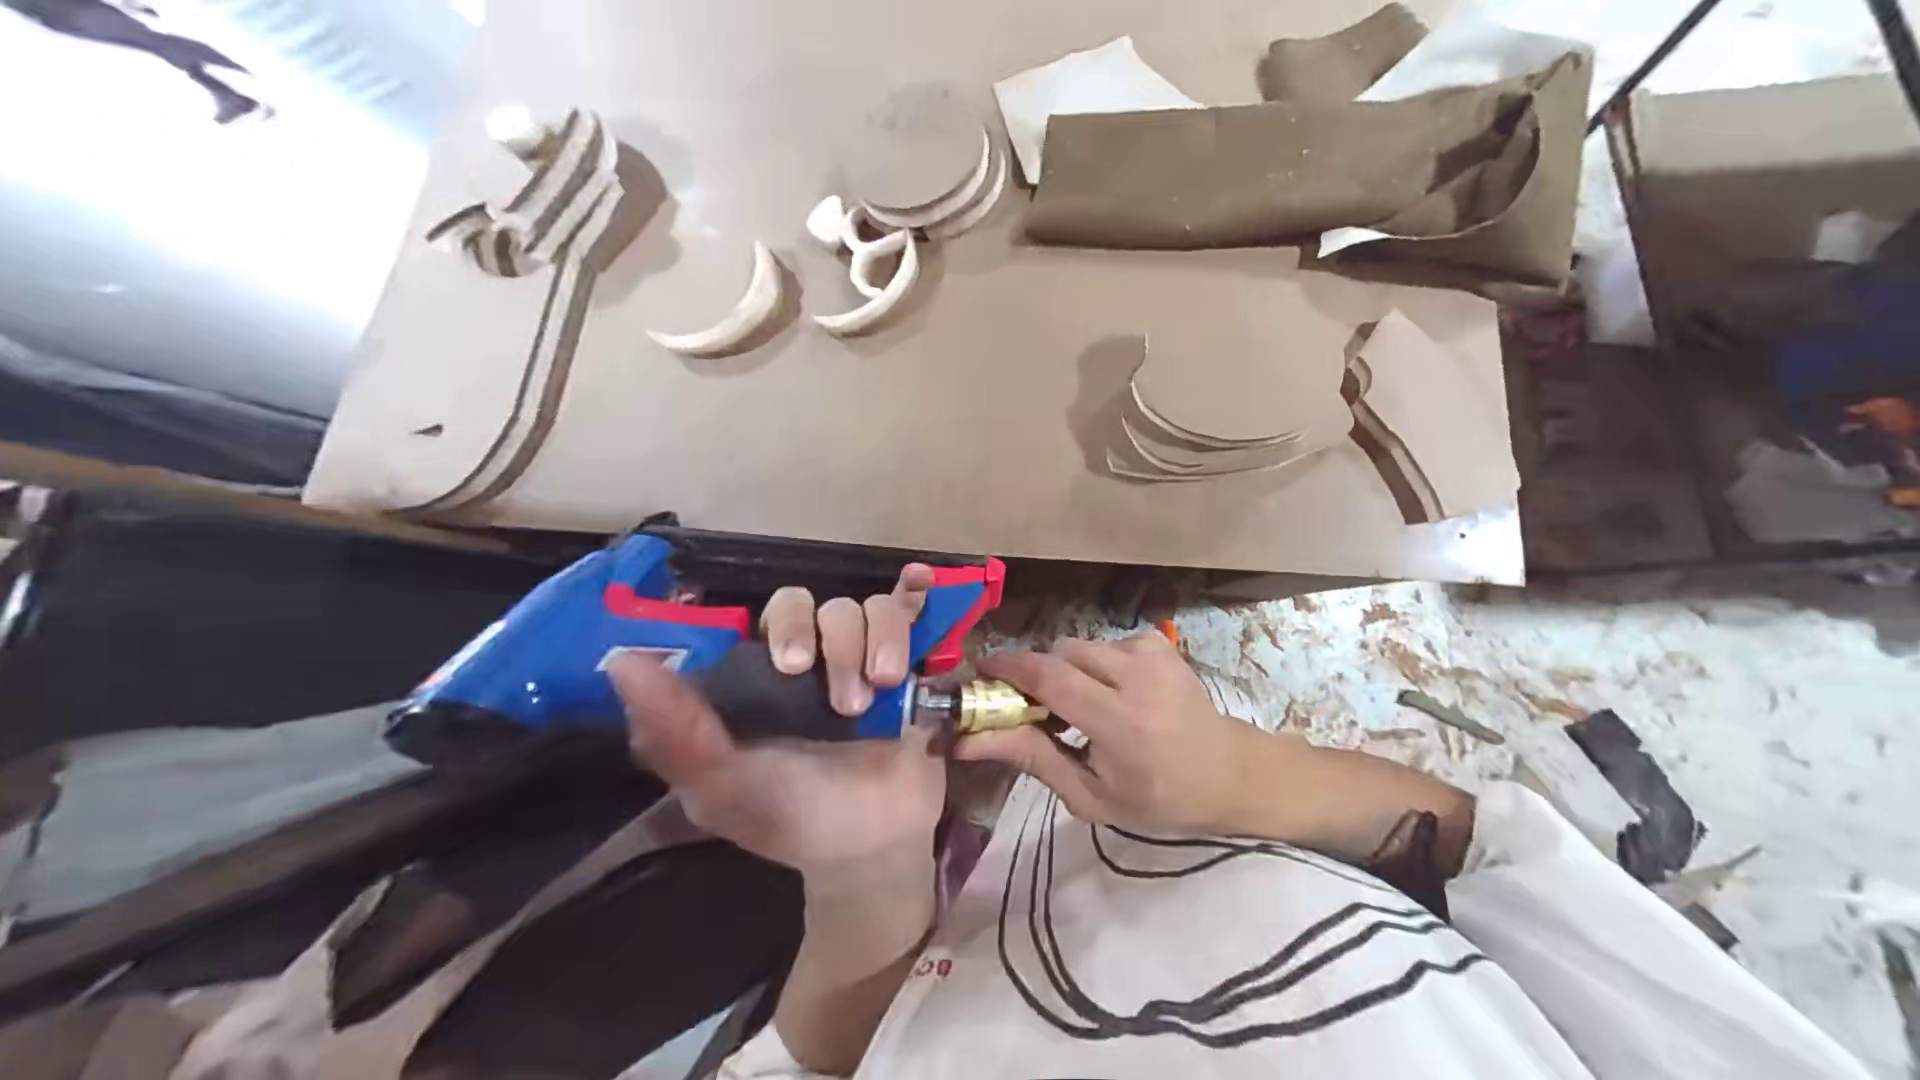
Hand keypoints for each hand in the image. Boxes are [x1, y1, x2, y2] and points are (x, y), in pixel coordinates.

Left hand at [607, 565, 944, 881]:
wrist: (868, 846)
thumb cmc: (787, 816)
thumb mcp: (721, 787)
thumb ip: (676, 734)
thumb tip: (622, 663)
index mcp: (764, 674)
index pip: (770, 617)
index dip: (785, 626)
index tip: (794, 665)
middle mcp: (815, 656)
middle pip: (822, 605)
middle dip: (836, 644)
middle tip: (843, 702)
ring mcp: (864, 656)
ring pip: (870, 609)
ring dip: (880, 642)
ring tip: (883, 693)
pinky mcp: (911, 663)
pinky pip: (912, 612)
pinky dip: (916, 591)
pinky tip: (920, 580)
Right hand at [960, 632, 1475, 874]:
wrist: (1228, 772)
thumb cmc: (1158, 797)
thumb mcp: (1090, 795)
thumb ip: (1031, 758)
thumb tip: (969, 740)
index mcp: (1121, 722)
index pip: (1049, 678)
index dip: (1006, 669)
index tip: (977, 673)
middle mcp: (1137, 676)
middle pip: (1058, 654)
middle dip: (1035, 675)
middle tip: (1029, 706)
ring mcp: (1151, 653)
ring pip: (1078, 646)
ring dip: (1065, 671)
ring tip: (1076, 706)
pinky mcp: (1158, 643)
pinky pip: (1103, 644)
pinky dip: (1093, 664)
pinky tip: (1110, 691)